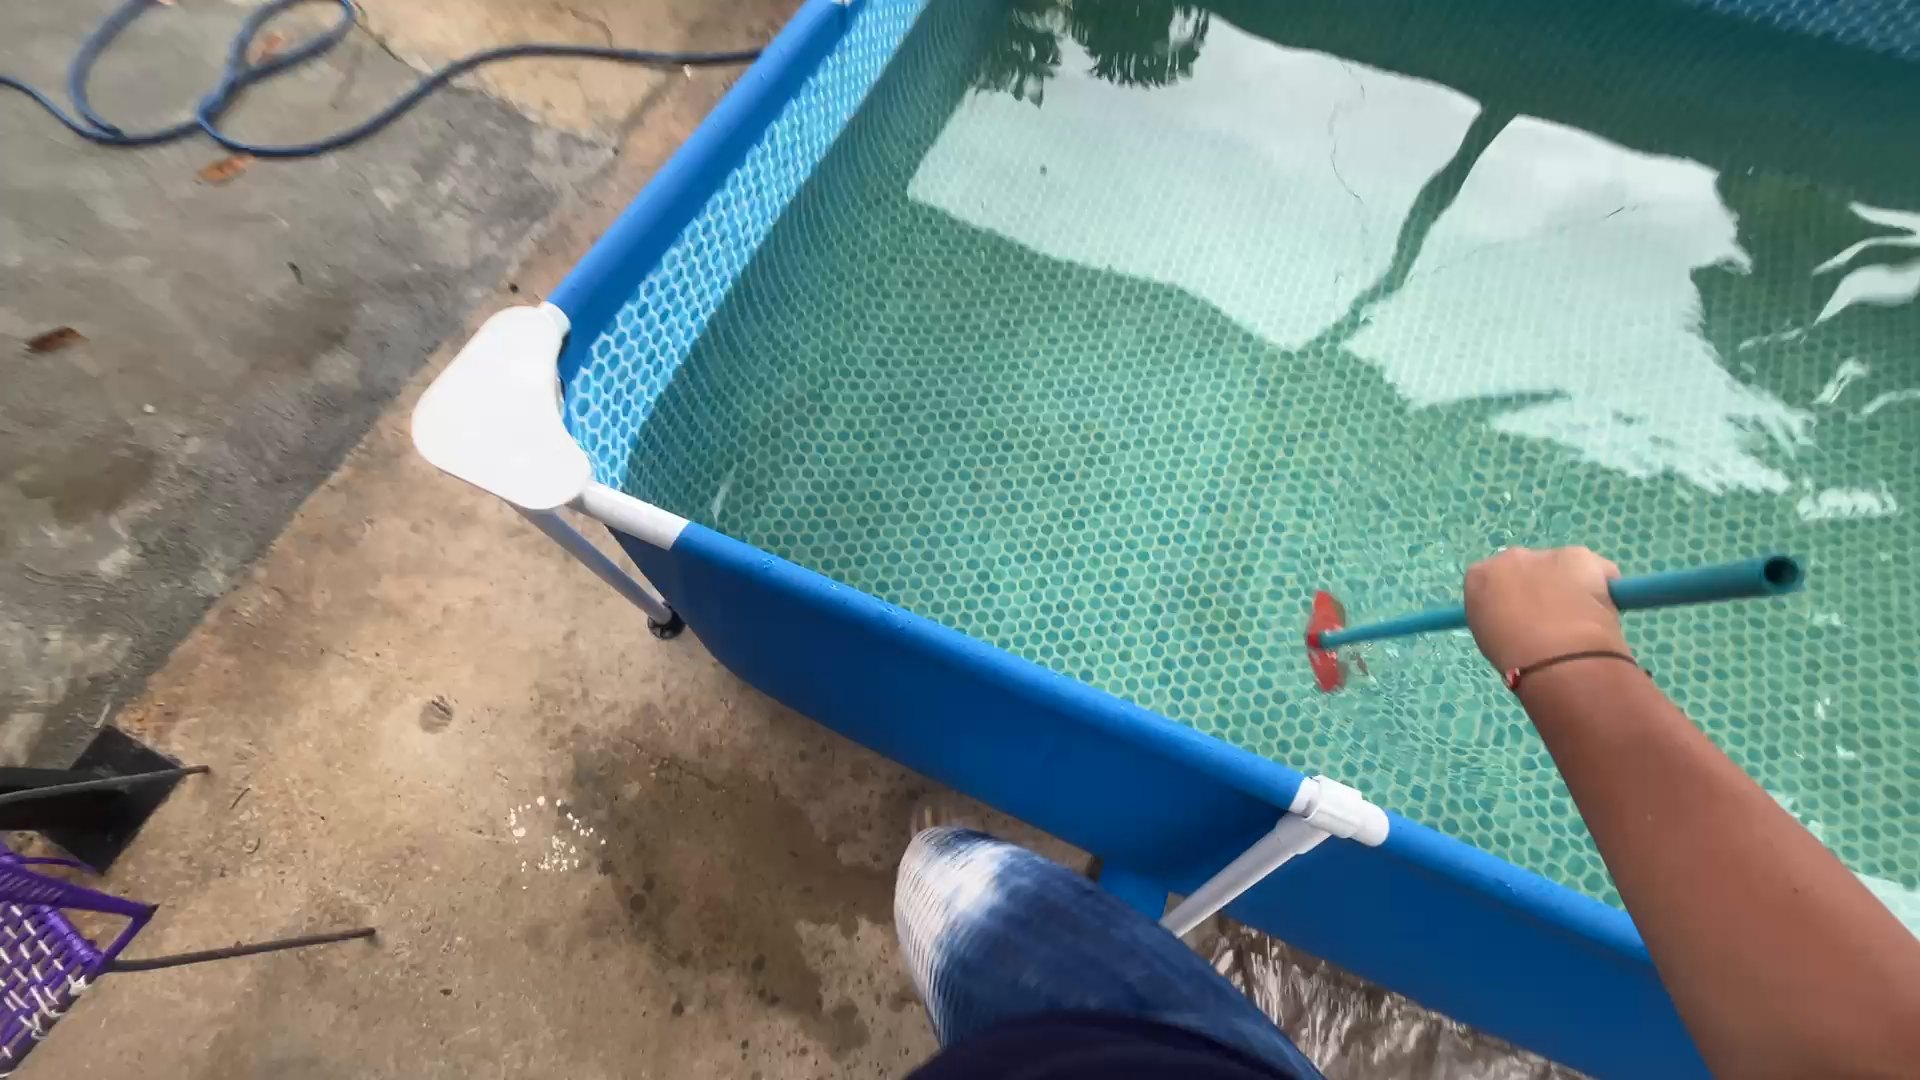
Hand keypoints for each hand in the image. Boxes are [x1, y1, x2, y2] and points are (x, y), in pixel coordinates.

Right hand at [1463, 547, 1629, 672]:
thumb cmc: (1513, 651)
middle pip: (1526, 567)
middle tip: (1550, 615)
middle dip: (1539, 585)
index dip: (1509, 596)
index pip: (1492, 580)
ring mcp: (1546, 554)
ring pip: (1561, 566)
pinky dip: (1602, 585)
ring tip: (1579, 616)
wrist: (1557, 654)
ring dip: (1568, 583)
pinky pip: (1595, 568)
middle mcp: (1508, 557)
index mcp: (1479, 575)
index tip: (1519, 614)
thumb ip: (1496, 612)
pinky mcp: (1582, 556)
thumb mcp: (1487, 632)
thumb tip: (1515, 614)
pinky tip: (1600, 610)